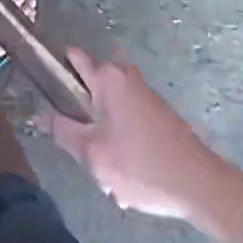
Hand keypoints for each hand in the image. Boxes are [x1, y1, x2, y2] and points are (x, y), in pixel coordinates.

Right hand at [41, 46, 215, 219]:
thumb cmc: (142, 165)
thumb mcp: (94, 155)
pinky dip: (122, 139)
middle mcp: (125, 76)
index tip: (45, 91)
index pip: (72, 56)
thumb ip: (63, 133)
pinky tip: (128, 170)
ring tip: (107, 165)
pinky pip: (126, 119)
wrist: (201, 186)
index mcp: (107, 77)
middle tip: (81, 143)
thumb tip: (41, 116)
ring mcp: (144, 93)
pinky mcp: (158, 113)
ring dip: (103, 131)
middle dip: (81, 112)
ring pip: (109, 108)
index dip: (54, 69)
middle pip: (89, 86)